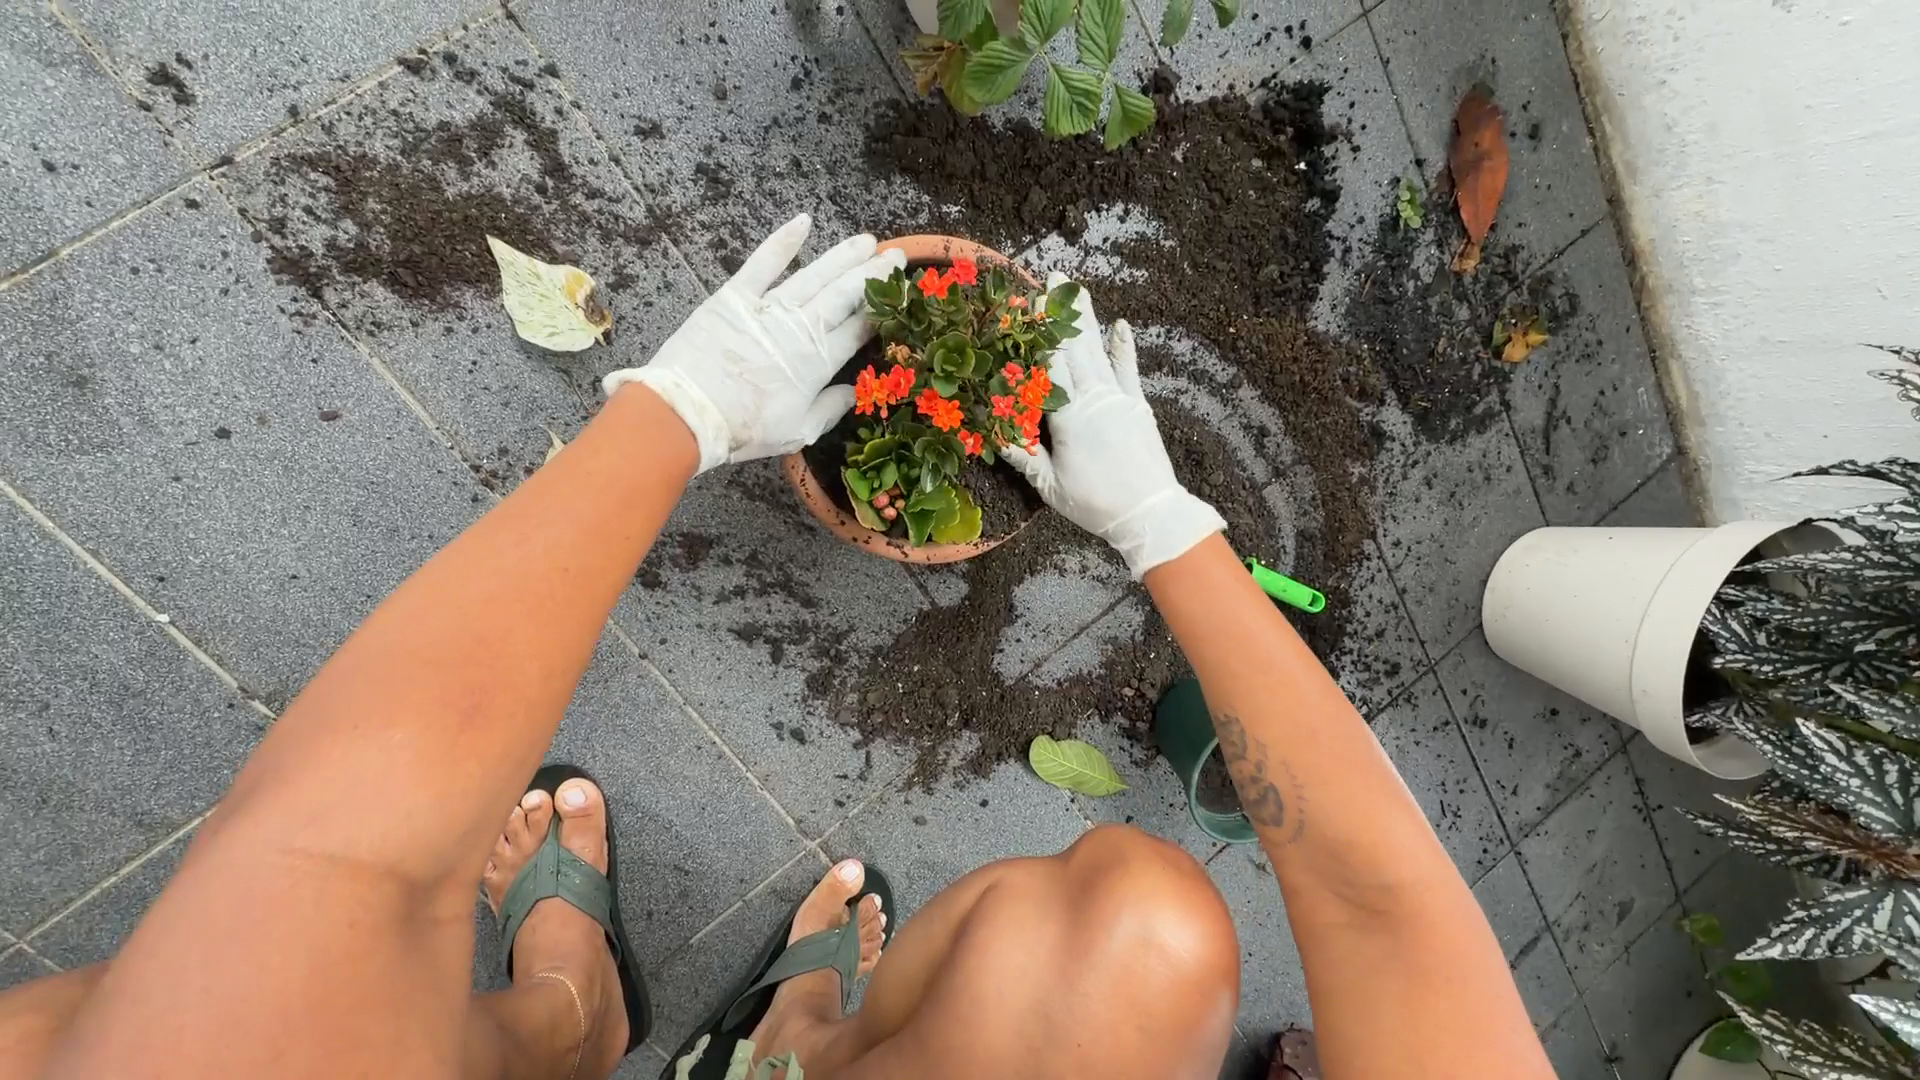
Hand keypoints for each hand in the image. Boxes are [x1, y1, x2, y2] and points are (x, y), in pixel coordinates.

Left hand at [603, 214, 906, 472]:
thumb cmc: (745, 429)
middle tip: (895, 256)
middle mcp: (800, 328)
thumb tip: (853, 391)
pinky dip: (783, 241)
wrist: (688, 414)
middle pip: (844, 294)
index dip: (881, 311)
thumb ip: (831, 408)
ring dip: (842, 256)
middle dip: (872, 274)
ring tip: (866, 240)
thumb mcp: (799, 431)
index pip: (859, 328)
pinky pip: (763, 262)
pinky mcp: (735, 297)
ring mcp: (768, 308)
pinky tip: (803, 222)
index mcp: (818, 362)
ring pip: (815, 274)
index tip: (899, 295)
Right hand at [1007, 274, 1225, 578]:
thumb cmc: (1094, 503)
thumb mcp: (1050, 485)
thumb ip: (1023, 455)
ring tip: (1078, 288)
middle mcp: (1094, 399)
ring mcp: (1119, 399)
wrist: (1149, 513)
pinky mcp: (1137, 406)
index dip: (1037, 334)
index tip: (1027, 305)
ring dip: (1088, 319)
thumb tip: (993, 433)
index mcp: (1068, 417)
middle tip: (1052, 278)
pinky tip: (1121, 325)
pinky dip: (1123, 347)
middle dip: (1062, 312)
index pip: (1049, 365)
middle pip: (1075, 348)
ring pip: (1099, 351)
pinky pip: (1128, 370)